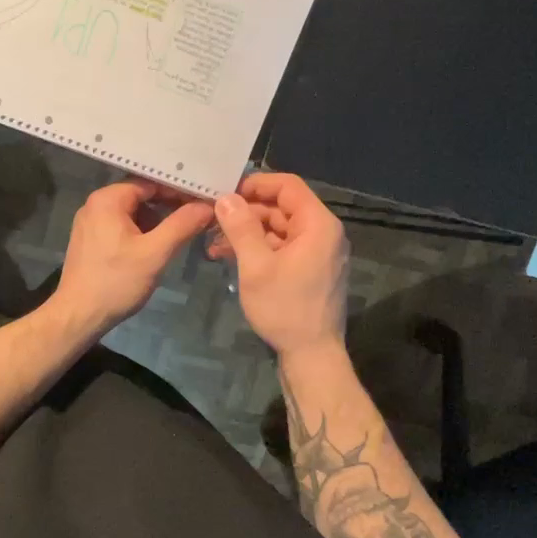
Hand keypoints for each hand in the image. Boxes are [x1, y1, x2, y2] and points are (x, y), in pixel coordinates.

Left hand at [47, 181, 213, 333]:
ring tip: (179, 237)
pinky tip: (154, 250)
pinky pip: (119, 229)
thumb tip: (208, 205)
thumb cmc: (116, 282)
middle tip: (197, 219)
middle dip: (168, 208)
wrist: (78, 316)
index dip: (179, 191)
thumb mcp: (155, 253)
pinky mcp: (88, 242)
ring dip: (155, 223)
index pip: (151, 182)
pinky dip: (139, 234)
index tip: (203, 202)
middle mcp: (94, 205)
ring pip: (131, 214)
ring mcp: (89, 224)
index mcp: (107, 199)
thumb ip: (182, 225)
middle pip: (140, 197)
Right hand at [209, 173, 349, 360]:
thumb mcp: (256, 266)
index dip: (256, 184)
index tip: (226, 192)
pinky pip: (284, 249)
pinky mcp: (312, 271)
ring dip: (249, 233)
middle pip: (283, 208)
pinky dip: (260, 250)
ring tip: (215, 244)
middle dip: (247, 213)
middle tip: (213, 221)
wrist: (312, 353)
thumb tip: (224, 198)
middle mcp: (324, 233)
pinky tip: (233, 258)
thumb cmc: (285, 308)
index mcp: (318, 225)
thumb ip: (241, 228)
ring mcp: (319, 253)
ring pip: (280, 231)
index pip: (288, 187)